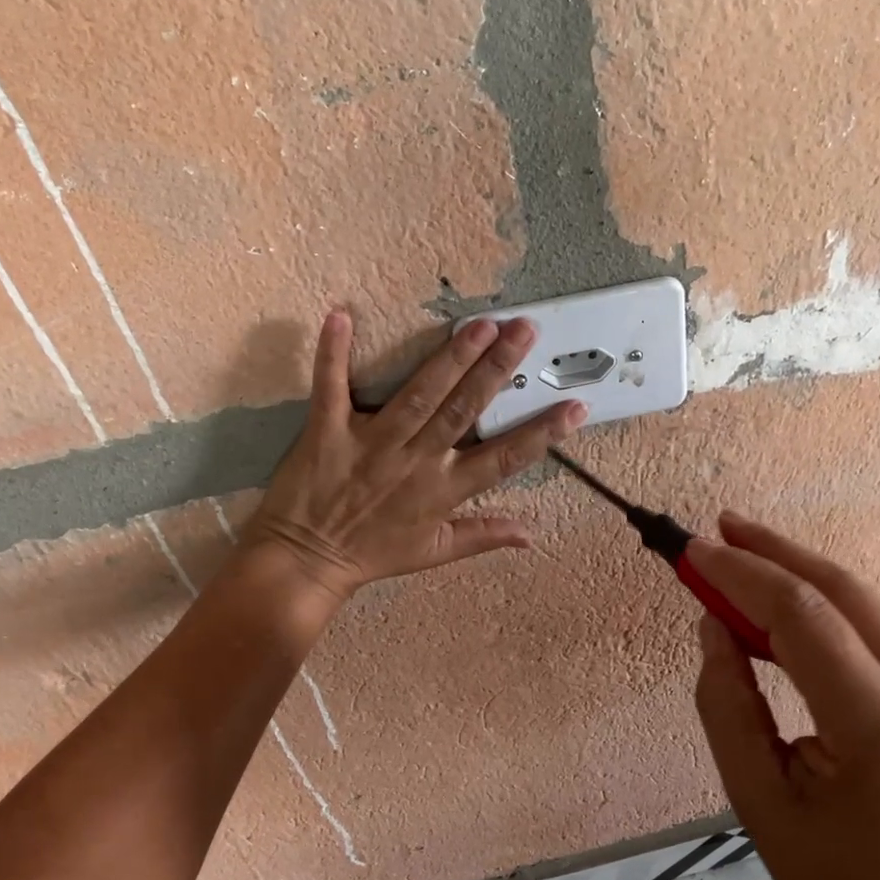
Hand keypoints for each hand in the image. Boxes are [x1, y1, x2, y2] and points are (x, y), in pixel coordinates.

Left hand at [242, 311, 585, 598]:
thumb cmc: (371, 556)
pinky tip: (341, 315)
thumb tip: (533, 534)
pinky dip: (333, 353)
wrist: (303, 564)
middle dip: (497, 369)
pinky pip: (331, 388)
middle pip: (464, 410)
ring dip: (450, 358)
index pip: (504, 459)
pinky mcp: (327, 431)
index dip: (543, 433)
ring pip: (418, 394)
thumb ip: (484, 535)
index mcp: (443, 490)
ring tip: (480, 325)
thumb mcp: (434, 552)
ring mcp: (371, 443)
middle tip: (524, 330)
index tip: (576, 405)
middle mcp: (415, 462)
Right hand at [688, 512, 879, 879]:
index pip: (804, 617)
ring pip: (868, 609)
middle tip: (721, 528)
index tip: (693, 551)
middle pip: (846, 593)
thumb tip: (714, 629)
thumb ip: (728, 707)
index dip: (742, 575)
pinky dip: (829, 617)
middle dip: (777, 552)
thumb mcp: (762, 806)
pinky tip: (788, 613)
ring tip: (744, 557)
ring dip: (803, 580)